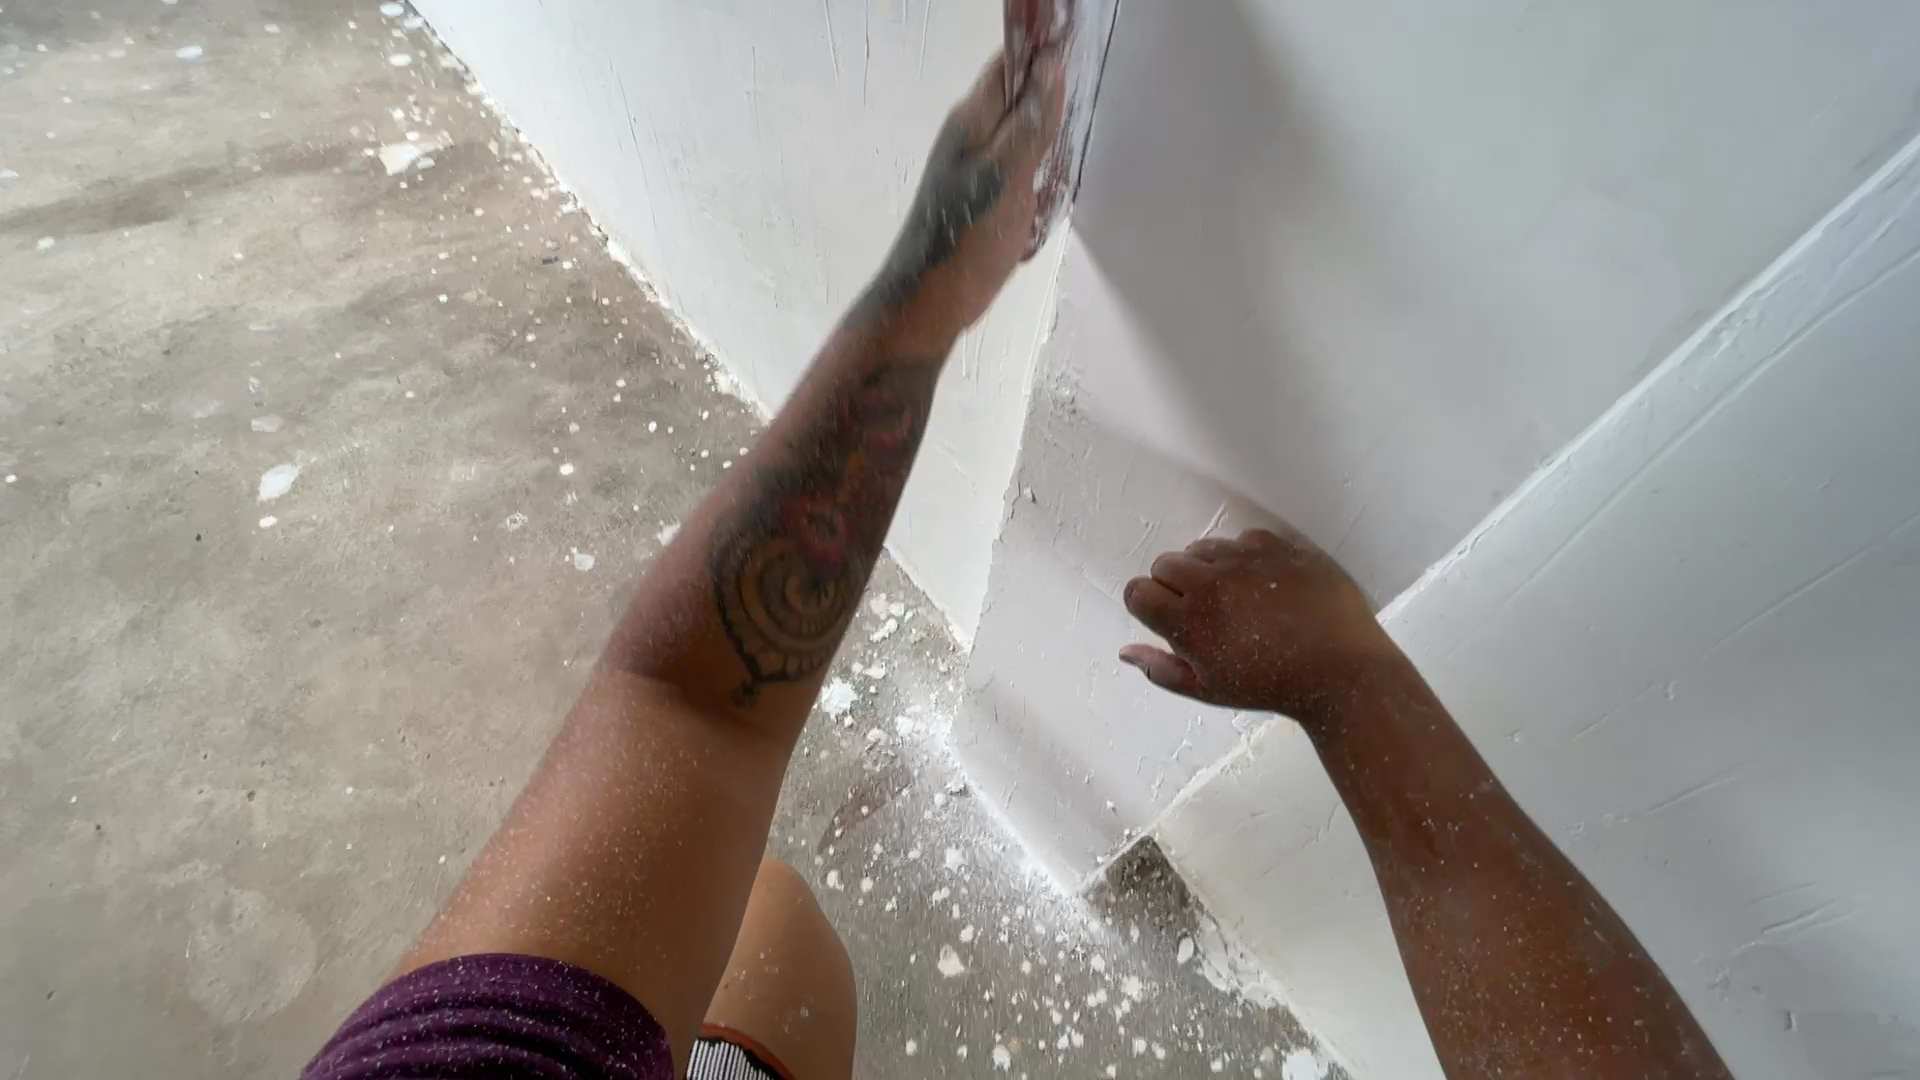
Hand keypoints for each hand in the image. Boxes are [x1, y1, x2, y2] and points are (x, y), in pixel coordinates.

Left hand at [855, 49, 1066, 349]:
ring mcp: (975, 176)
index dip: (1044, 57)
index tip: (1080, 66)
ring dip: (1047, 162)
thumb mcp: (1007, 176)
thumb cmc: (967, 240)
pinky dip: (1035, 196)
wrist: (929, 305)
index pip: (1010, 64)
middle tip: (1070, 141)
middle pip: (1020, 106)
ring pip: (1024, 149)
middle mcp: (971, 141)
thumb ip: (1030, 123)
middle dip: (1051, 117)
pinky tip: (1040, 214)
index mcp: (972, 121)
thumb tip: (1052, 66)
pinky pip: (1019, 186)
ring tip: (1056, 184)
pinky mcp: (982, 208)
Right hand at [1119, 527, 1406, 724]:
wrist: (1343, 672)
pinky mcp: (1278, 546)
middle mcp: (1210, 583)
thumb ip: (1161, 669)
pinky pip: (1242, 539)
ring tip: (1237, 596)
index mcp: (1188, 622)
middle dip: (1174, 585)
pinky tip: (1265, 583)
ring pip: (1201, 548)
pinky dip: (1245, 558)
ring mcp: (1245, 559)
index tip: (1167, 618)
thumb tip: (1125, 652)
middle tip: (1204, 611)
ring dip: (1207, 568)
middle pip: (1164, 564)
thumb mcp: (1209, 690)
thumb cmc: (1270, 687)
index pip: (1136, 591)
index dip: (1147, 605)